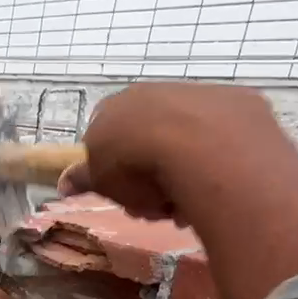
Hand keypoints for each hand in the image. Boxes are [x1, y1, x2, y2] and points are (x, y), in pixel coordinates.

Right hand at [57, 83, 297, 298]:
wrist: (202, 147)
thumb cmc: (137, 167)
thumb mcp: (101, 181)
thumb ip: (82, 179)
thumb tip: (62, 184)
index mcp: (112, 109)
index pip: (103, 138)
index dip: (110, 169)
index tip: (120, 194)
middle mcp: (152, 92)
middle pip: (144, 136)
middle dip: (147, 173)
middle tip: (151, 206)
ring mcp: (195, 94)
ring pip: (180, 138)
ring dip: (179, 172)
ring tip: (183, 204)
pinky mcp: (235, 102)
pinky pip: (216, 137)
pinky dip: (212, 161)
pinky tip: (212, 187)